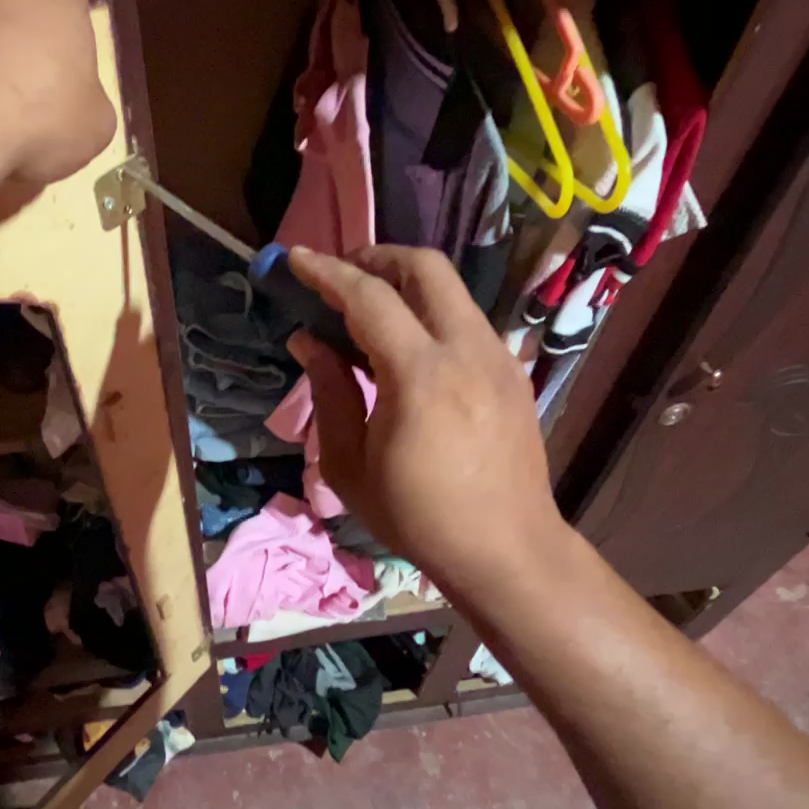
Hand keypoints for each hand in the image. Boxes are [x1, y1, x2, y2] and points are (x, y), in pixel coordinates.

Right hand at [287, 245, 575, 592]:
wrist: (506, 550)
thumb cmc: (417, 516)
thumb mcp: (349, 464)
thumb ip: (329, 392)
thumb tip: (307, 341)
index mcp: (420, 375)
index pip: (369, 298)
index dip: (327, 272)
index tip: (296, 259)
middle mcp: (467, 351)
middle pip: (426, 267)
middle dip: (377, 258)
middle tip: (341, 276)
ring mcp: (498, 357)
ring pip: (451, 291)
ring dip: (406, 284)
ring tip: (369, 312)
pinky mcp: (512, 372)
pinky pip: (465, 321)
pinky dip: (430, 314)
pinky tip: (408, 348)